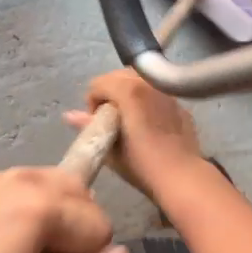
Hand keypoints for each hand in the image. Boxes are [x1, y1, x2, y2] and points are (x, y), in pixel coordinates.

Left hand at [0, 168, 130, 252]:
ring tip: (26, 252)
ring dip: (59, 215)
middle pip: (85, 197)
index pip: (101, 228)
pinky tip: (4, 239)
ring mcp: (4, 174)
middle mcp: (28, 180)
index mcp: (44, 209)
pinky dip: (35, 205)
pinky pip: (30, 184)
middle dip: (78, 230)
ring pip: (59, 185)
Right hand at [64, 68, 210, 198]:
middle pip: (118, 76)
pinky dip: (147, 100)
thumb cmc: (141, 164)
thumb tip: (69, 116)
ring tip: (128, 117)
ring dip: (128, 93)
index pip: (99, 83)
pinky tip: (149, 122)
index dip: (92, 101)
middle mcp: (148, 83)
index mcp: (128, 90)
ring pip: (139, 80)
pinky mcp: (179, 104)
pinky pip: (156, 92)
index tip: (98, 122)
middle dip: (109, 93)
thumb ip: (88, 126)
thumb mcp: (109, 148)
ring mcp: (166, 92)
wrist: (182, 176)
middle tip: (110, 119)